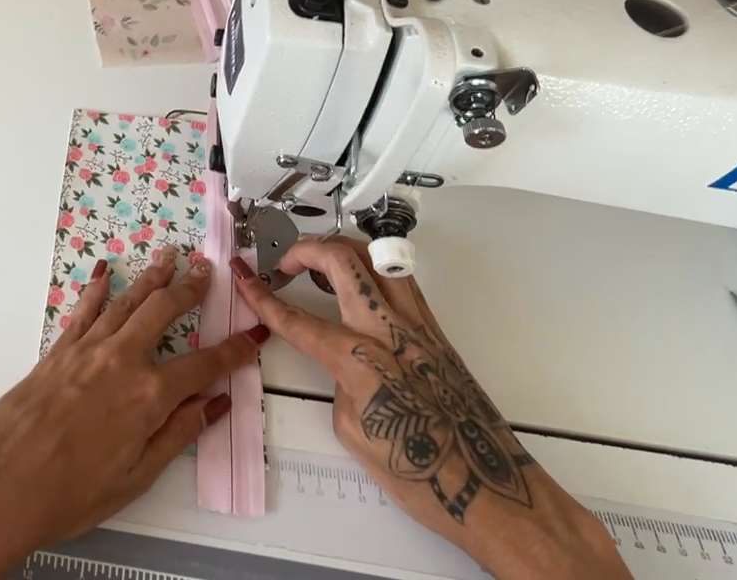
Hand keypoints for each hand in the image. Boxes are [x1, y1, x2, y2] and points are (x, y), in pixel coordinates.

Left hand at [0, 248, 268, 578]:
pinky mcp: (60, 348)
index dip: (234, 351)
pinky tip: (105, 271)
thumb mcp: (137, 476)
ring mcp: (89, 348)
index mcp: (150, 396)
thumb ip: (178, 434)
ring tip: (170, 257)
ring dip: (152, 277)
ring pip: (128, 301)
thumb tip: (214, 406)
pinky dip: (97, 287)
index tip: (253, 336)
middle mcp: (123, 360)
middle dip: (190, 288)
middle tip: (207, 268)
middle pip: (165, 312)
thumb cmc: (71, 491)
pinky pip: (85, 309)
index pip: (205, 365)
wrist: (2, 481)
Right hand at [229, 238, 629, 579]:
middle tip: (285, 261)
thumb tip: (342, 367)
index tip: (245, 278)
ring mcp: (417, 325)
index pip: (297, 318)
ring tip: (320, 261)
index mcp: (359, 359)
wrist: (491, 488)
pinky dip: (370, 268)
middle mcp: (388, 330)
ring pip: (376, 257)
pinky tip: (357, 286)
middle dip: (305, 249)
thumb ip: (339, 385)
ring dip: (341, 248)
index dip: (263, 297)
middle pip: (341, 260)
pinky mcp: (435, 331)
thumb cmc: (422, 474)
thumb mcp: (354, 433)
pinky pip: (398, 280)